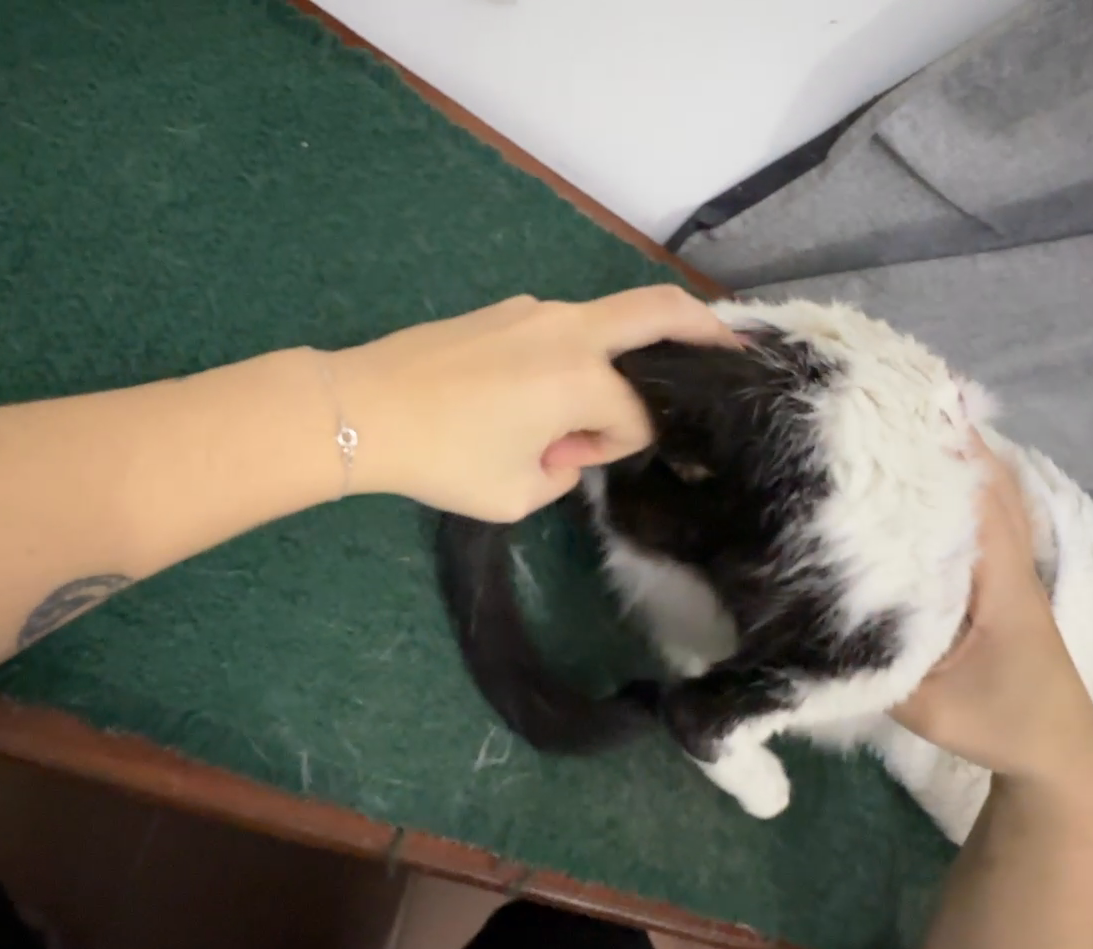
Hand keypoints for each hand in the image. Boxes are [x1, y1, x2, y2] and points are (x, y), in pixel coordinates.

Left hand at [326, 286, 737, 521]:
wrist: (361, 408)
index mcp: (580, 377)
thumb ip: (561, 474)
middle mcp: (569, 330)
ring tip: (590, 400)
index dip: (614, 449)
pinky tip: (540, 387)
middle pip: (660, 310)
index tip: (570, 463)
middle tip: (731, 349)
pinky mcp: (502, 311)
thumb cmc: (442, 457)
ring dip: (616, 359)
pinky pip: (561, 328)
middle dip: (705, 328)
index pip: (635, 417)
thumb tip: (564, 447)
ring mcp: (533, 311)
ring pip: (605, 321)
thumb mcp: (515, 494)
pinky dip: (574, 354)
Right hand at [891, 435, 1092, 796]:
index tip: (895, 408)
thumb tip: (800, 624)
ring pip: (975, 496)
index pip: (974, 493)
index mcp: (996, 578)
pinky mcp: (989, 579)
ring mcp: (1000, 566)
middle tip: (872, 407)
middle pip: (977, 479)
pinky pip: (965, 519)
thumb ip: (869, 664)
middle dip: (933, 438)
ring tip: (882, 429)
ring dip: (938, 459)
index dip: (941, 447)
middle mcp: (1003, 558)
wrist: (1057, 753)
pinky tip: (902, 484)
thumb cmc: (1000, 724)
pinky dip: (941, 490)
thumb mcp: (926, 705)